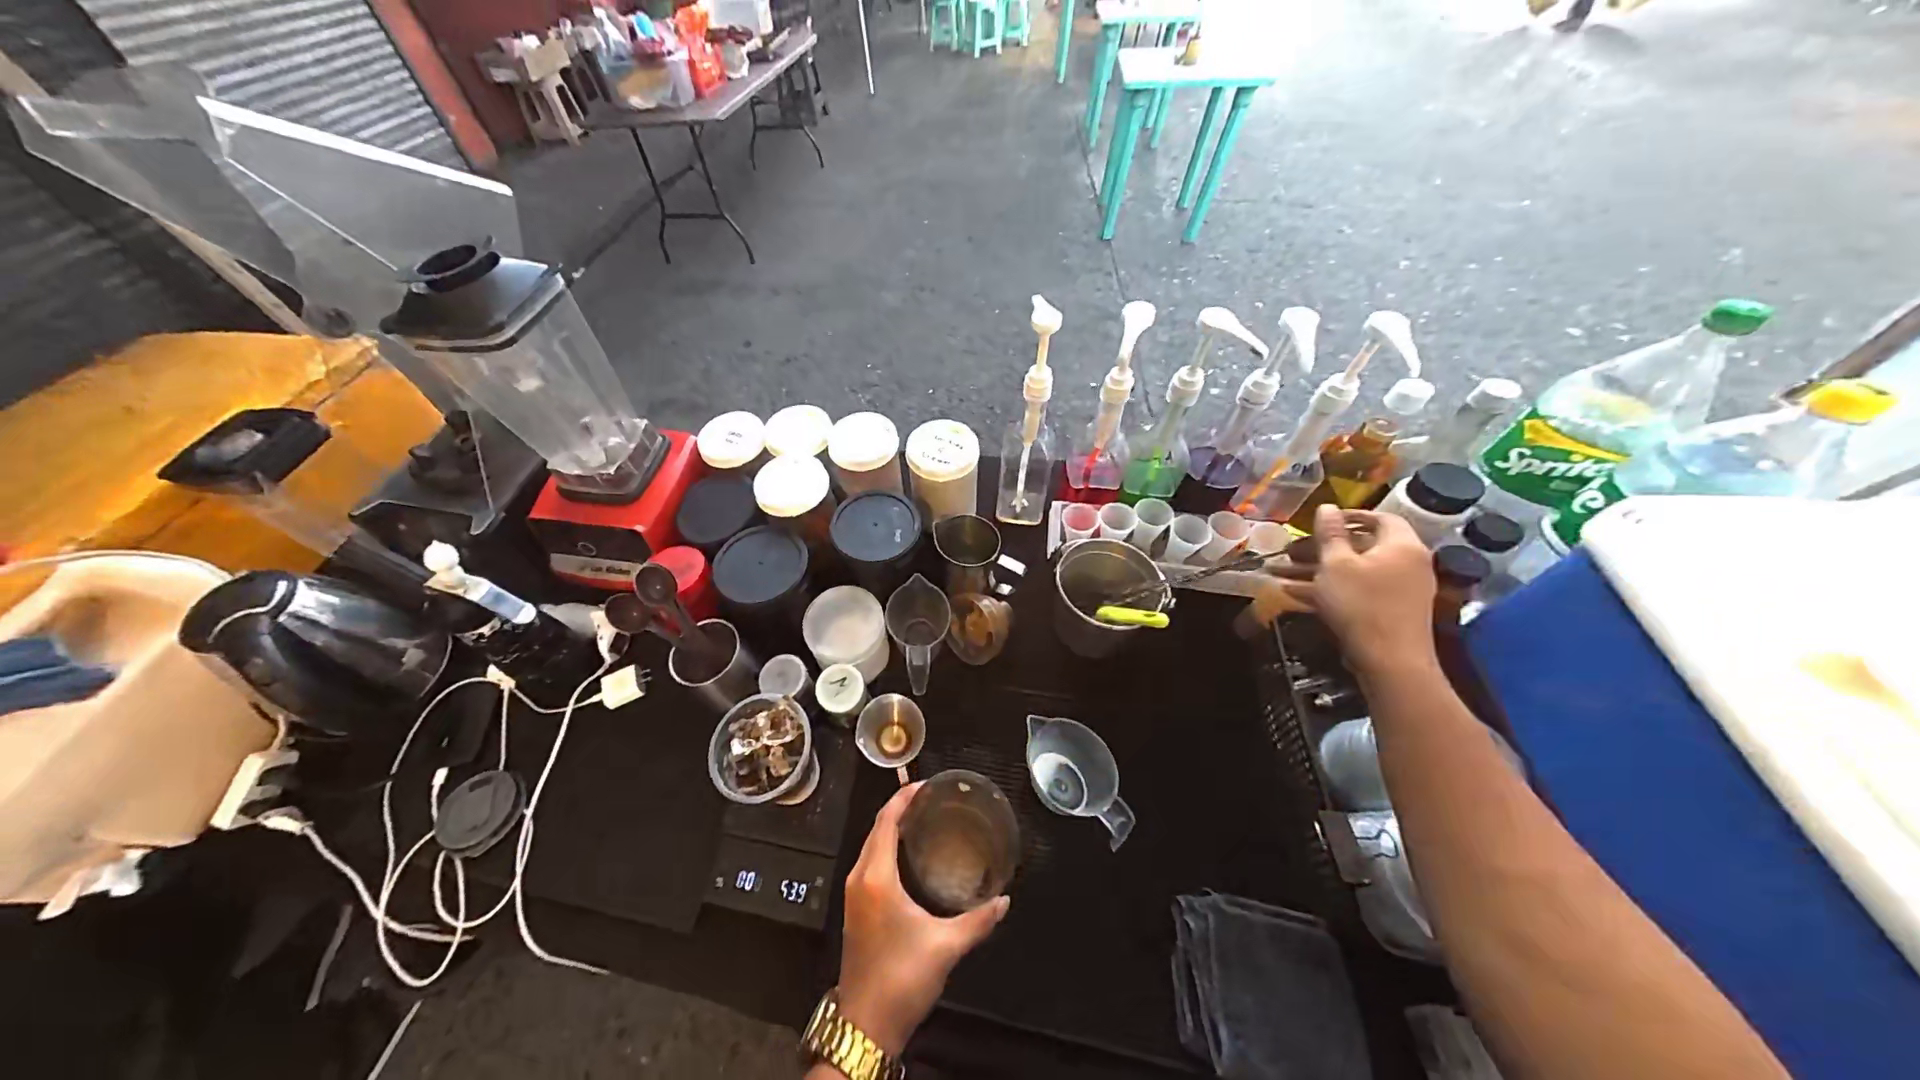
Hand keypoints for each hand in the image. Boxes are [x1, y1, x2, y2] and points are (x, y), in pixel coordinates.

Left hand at [835, 782, 1010, 1055]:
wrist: (865, 1025)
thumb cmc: (901, 979)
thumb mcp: (945, 947)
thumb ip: (977, 920)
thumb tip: (1004, 901)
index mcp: (876, 878)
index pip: (885, 822)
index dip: (903, 798)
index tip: (925, 785)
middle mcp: (860, 878)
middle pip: (876, 829)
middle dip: (899, 808)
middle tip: (930, 798)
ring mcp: (854, 894)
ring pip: (871, 846)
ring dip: (891, 828)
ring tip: (922, 819)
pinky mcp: (856, 908)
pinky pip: (870, 862)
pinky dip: (886, 847)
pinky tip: (908, 854)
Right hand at [1278, 505, 1437, 676]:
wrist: (1391, 662)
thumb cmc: (1361, 605)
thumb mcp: (1336, 565)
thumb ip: (1330, 534)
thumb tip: (1328, 506)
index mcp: (1401, 545)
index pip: (1380, 517)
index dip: (1349, 515)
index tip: (1320, 521)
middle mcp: (1408, 563)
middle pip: (1362, 546)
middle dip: (1322, 548)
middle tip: (1290, 552)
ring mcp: (1401, 589)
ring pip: (1354, 571)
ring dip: (1318, 571)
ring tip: (1281, 575)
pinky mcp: (1391, 611)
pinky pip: (1358, 591)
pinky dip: (1331, 589)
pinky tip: (1295, 595)